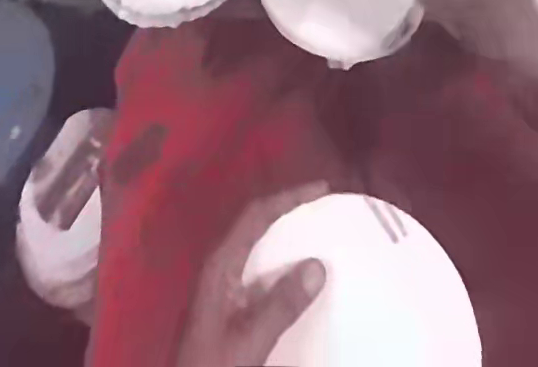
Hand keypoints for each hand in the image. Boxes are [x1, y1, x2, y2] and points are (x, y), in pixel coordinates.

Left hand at [176, 182, 328, 366]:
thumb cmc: (213, 363)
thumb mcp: (250, 339)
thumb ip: (281, 304)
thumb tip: (318, 263)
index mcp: (221, 262)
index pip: (256, 215)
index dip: (287, 197)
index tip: (320, 189)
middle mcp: (221, 263)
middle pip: (256, 223)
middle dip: (288, 210)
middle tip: (323, 206)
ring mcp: (223, 283)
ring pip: (257, 245)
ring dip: (285, 235)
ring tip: (317, 231)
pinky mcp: (228, 303)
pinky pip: (259, 268)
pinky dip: (281, 262)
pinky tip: (299, 274)